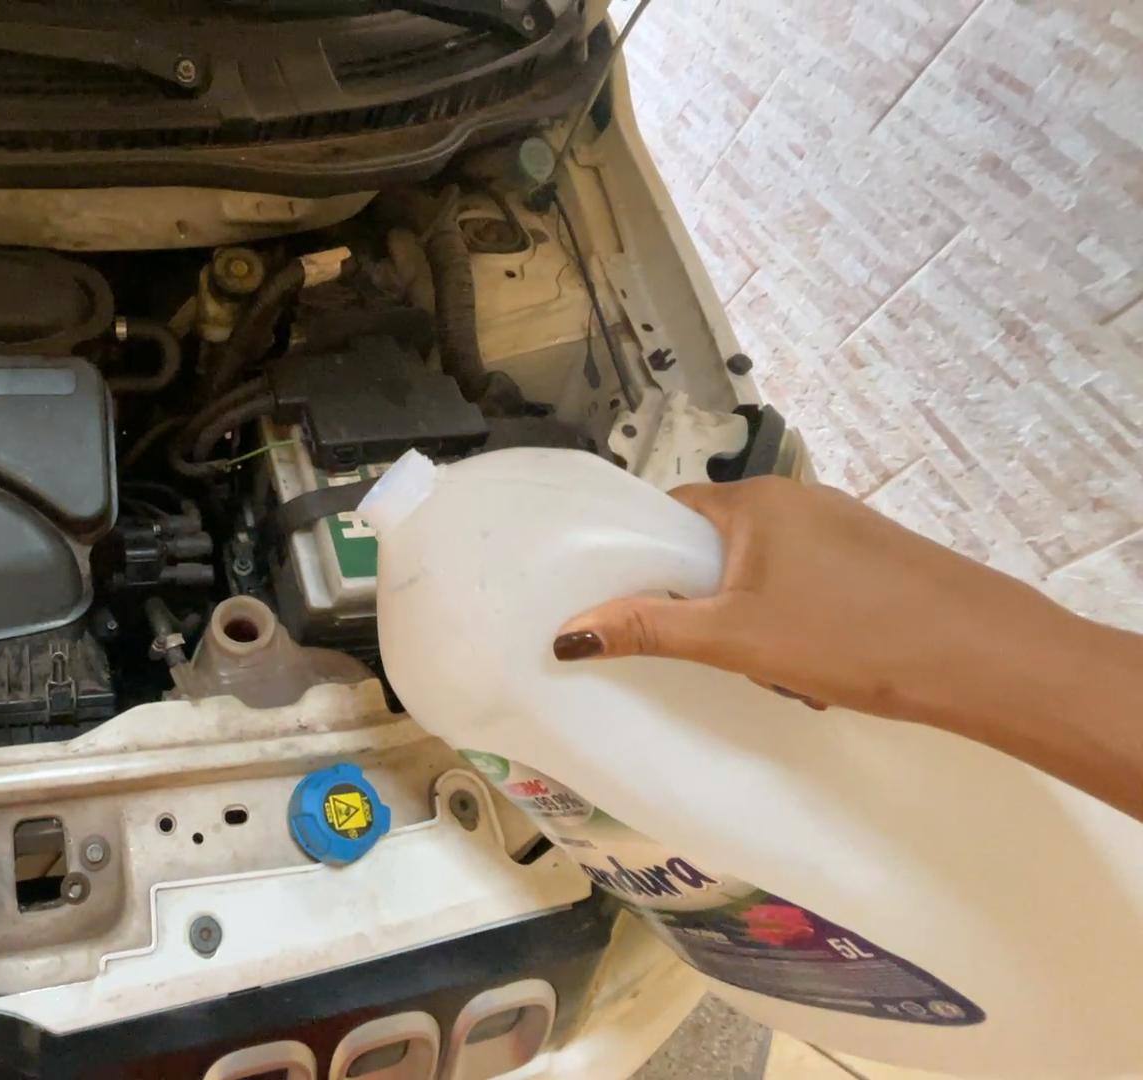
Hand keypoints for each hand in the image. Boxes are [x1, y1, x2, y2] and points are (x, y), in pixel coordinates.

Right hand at [550, 476, 1084, 732]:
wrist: (1007, 668)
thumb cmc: (853, 637)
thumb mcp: (732, 638)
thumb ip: (645, 629)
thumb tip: (564, 636)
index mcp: (755, 501)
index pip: (668, 512)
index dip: (641, 552)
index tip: (628, 596)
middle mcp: (797, 500)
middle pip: (710, 542)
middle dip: (696, 593)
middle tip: (696, 639)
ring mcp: (842, 526)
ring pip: (755, 564)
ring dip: (741, 608)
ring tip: (755, 657)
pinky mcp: (874, 557)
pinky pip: (799, 575)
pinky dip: (785, 611)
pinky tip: (803, 654)